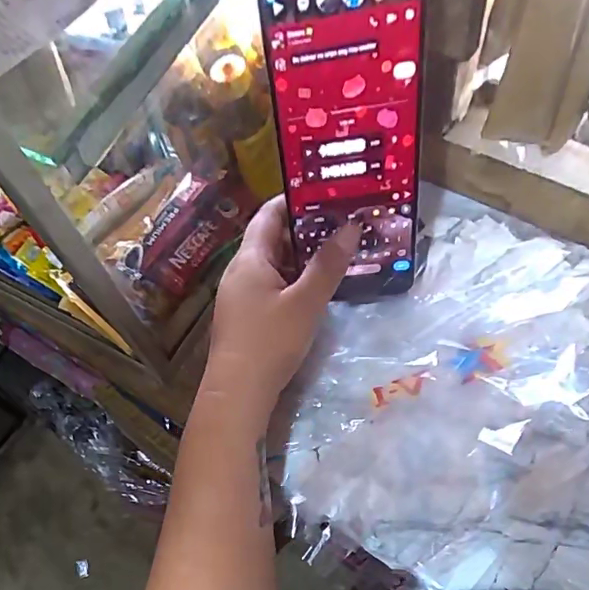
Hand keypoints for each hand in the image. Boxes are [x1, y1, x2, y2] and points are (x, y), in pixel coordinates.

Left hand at [201, 197, 359, 418]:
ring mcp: (239, 297)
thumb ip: (328, 265)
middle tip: (340, 227)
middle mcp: (239, 272)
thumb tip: (351, 226)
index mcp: (250, 259)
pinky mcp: (244, 320)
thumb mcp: (305, 302)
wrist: (238, 393)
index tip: (327, 196)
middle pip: (271, 240)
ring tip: (334, 257)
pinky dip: (291, 283)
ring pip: (272, 267)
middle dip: (304, 231)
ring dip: (300, 261)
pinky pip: (269, 289)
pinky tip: (312, 293)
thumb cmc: (270, 342)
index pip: (269, 214)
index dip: (295, 200)